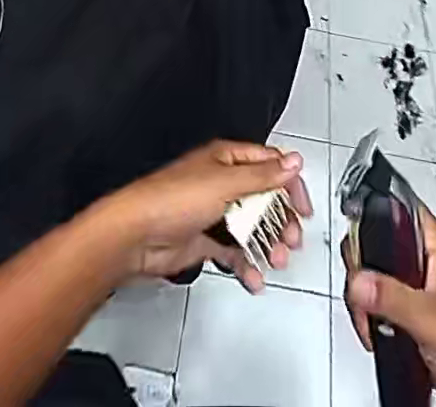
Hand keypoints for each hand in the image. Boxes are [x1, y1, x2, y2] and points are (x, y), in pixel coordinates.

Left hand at [90, 140, 311, 293]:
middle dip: (281, 220)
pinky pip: (233, 251)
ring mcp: (213, 212)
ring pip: (251, 226)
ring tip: (276, 260)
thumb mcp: (225, 183)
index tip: (303, 207)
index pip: (270, 166)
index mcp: (227, 159)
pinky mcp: (204, 240)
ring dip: (267, 244)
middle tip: (292, 239)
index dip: (290, 184)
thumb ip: (263, 175)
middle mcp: (222, 183)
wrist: (132, 236)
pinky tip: (254, 276)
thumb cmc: (170, 199)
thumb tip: (293, 162)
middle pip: (264, 199)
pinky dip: (246, 264)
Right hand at [343, 204, 435, 406]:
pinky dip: (372, 315)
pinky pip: (382, 303)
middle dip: (366, 265)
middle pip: (385, 243)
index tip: (356, 226)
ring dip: (368, 296)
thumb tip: (359, 278)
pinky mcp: (414, 317)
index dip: (379, 210)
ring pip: (381, 275)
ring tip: (371, 318)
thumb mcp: (431, 319)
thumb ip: (392, 296)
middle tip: (362, 286)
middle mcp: (431, 265)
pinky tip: (376, 332)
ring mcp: (422, 292)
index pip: (405, 209)